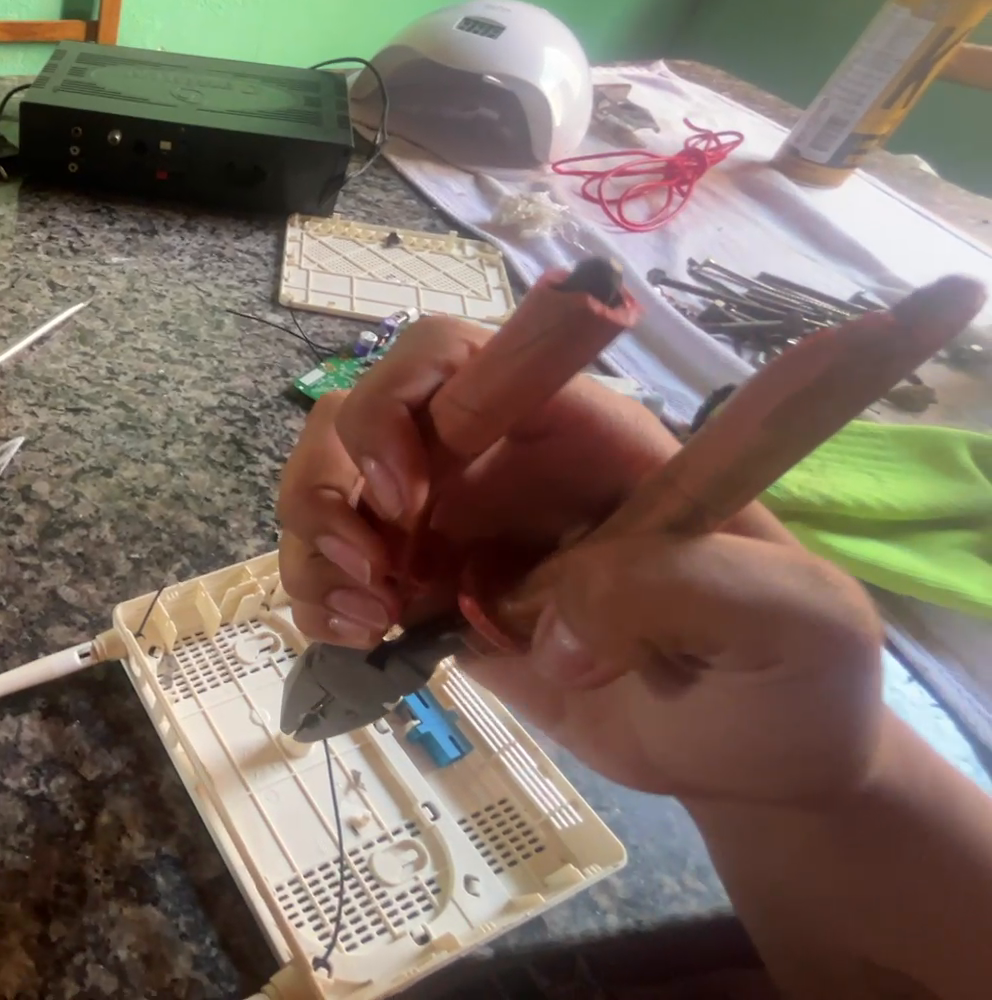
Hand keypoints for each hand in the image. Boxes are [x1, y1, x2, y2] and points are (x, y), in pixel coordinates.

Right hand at [275, 311, 887, 804]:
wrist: (731, 751)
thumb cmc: (777, 666)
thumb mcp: (790, 616)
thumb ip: (680, 585)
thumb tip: (540, 620)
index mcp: (558, 429)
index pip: (442, 352)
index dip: (396, 402)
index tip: (407, 498)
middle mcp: (476, 463)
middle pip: (345, 418)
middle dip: (327, 488)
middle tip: (373, 569)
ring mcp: (433, 528)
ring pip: (316, 493)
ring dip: (314, 551)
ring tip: (374, 619)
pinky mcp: (409, 590)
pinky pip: (319, 570)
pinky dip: (314, 601)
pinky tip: (364, 638)